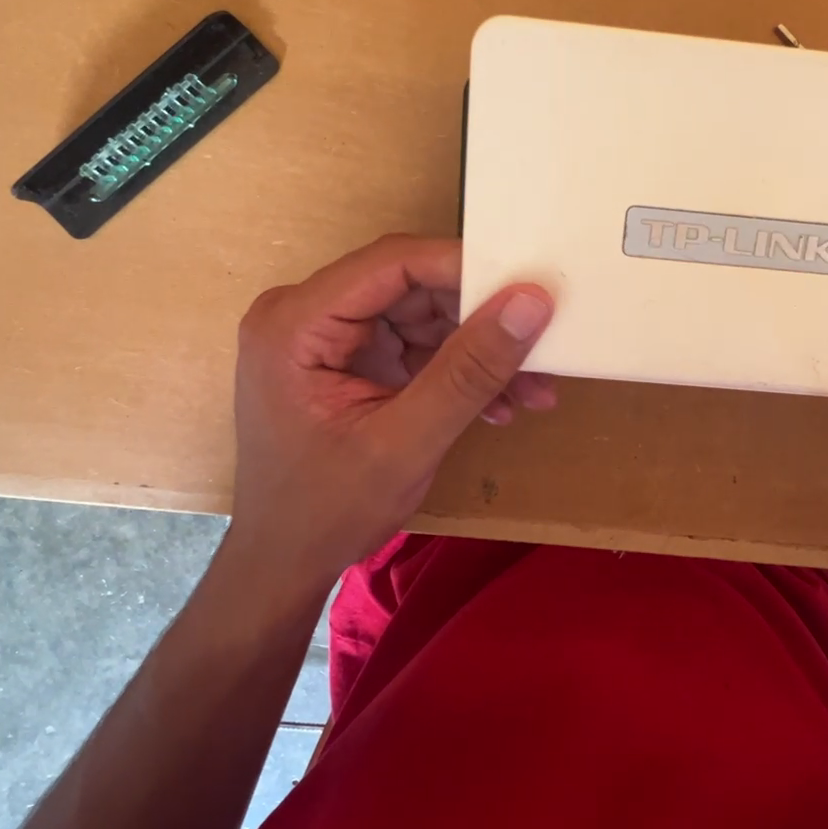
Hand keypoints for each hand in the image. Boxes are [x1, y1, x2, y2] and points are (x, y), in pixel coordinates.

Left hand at [226, 235, 555, 582]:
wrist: (285, 565)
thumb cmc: (326, 512)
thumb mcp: (405, 443)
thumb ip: (468, 371)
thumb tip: (531, 302)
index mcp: (296, 322)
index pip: (393, 263)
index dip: (466, 268)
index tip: (531, 289)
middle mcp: (308, 316)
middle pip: (414, 289)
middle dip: (481, 321)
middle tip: (542, 345)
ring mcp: (332, 339)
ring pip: (426, 319)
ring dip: (480, 353)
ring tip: (533, 388)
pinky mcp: (354, 362)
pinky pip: (420, 348)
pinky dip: (461, 373)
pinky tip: (500, 404)